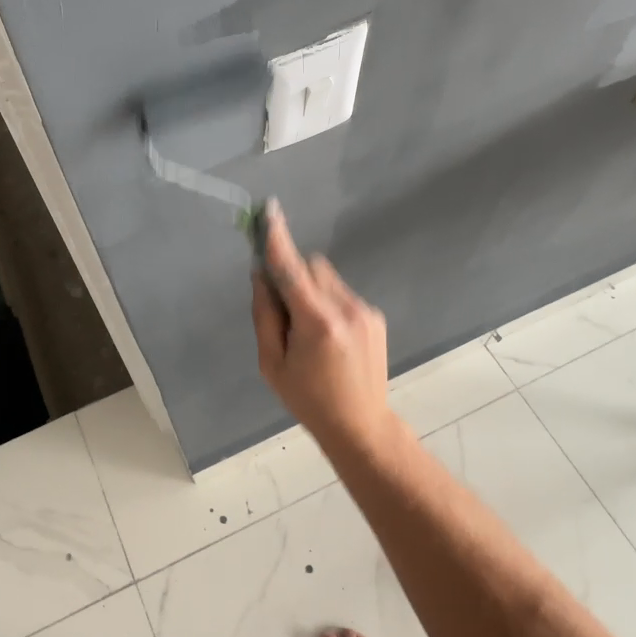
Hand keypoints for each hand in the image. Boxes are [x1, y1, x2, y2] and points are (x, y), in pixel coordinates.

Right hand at [251, 199, 391, 449]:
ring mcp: (364, 311)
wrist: (361, 427)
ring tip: (309, 330)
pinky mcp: (374, 316)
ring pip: (327, 277)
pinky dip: (327, 303)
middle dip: (293, 276)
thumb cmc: (307, 399)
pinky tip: (329, 338)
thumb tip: (260, 274)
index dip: (277, 238)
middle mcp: (345, 308)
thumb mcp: (271, 363)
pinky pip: (341, 293)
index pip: (291, 269)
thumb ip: (264, 314)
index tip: (269, 210)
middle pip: (311, 267)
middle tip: (283, 310)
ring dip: (311, 290)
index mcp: (316, 323)